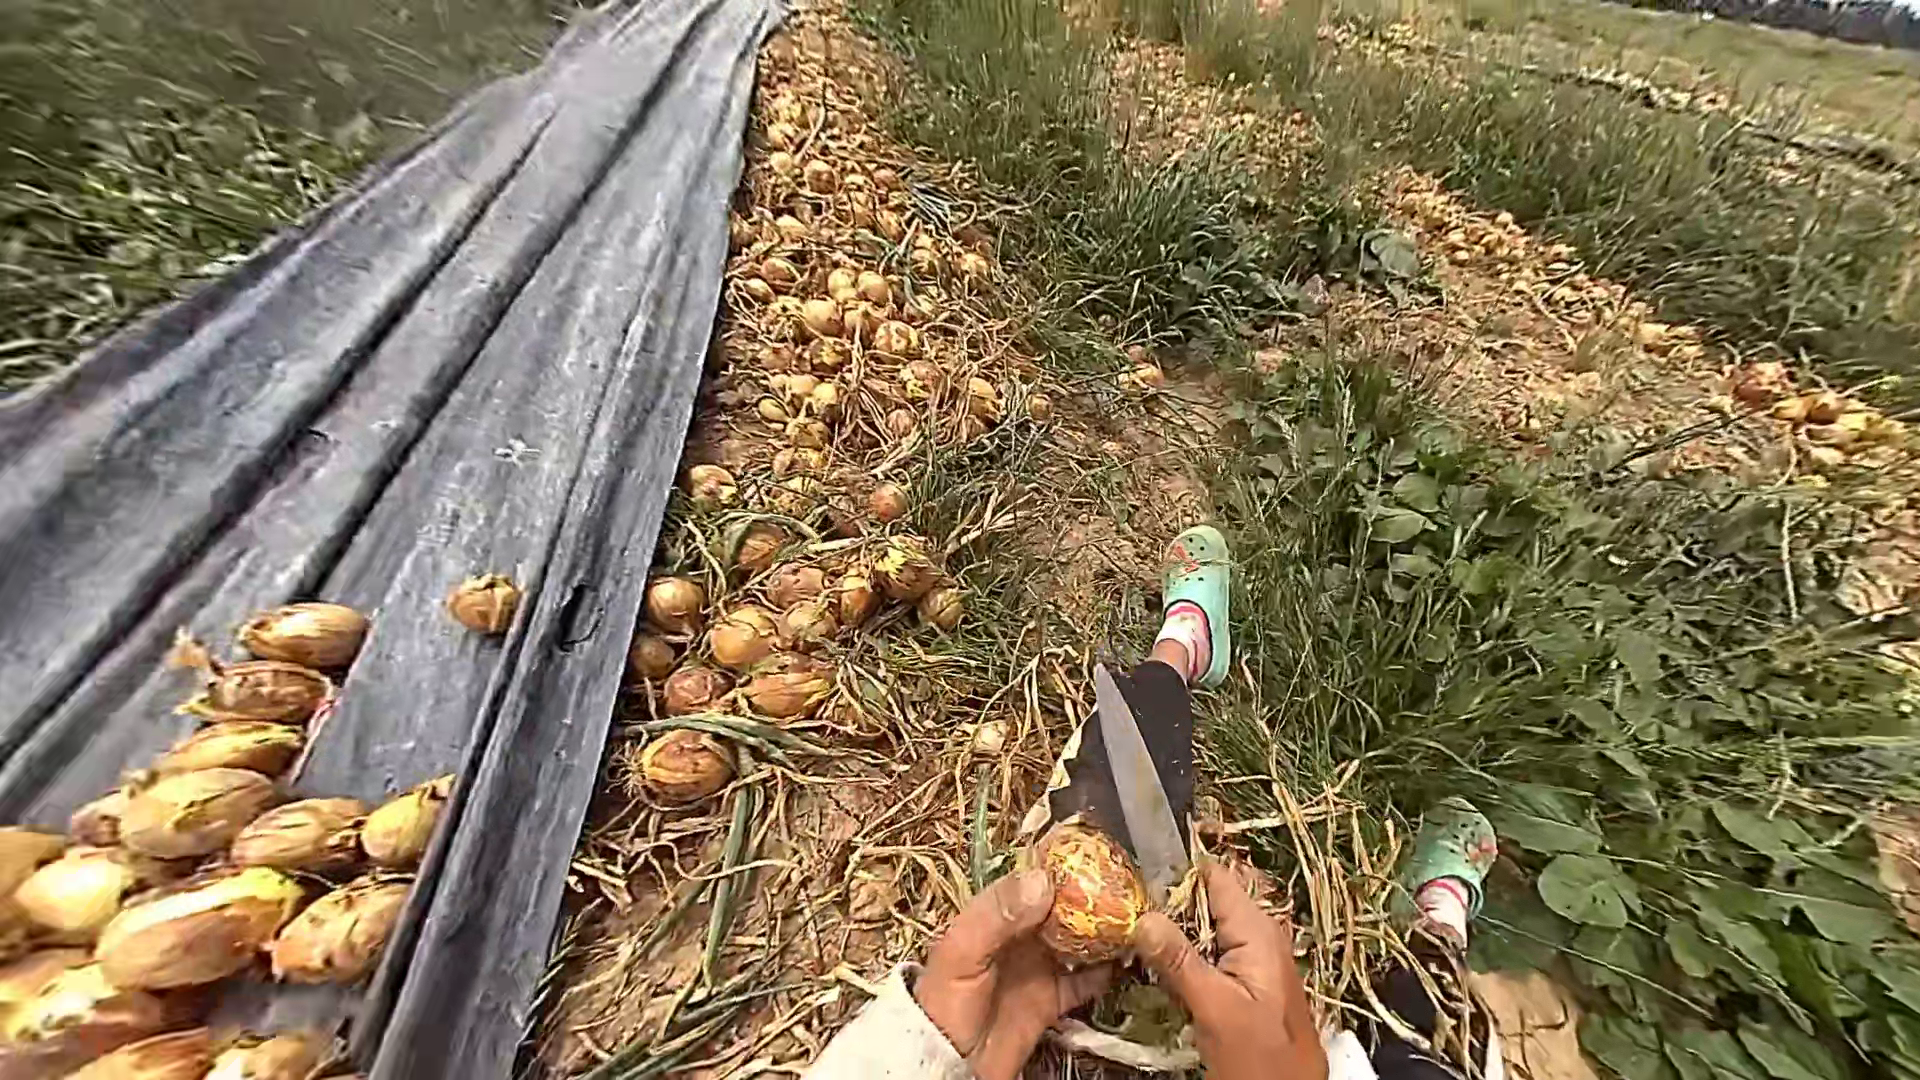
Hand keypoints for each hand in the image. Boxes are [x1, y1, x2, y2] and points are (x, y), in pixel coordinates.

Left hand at [915, 869, 1113, 1079]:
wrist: (948, 1065)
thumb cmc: (948, 999)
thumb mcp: (964, 948)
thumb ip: (999, 912)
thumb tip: (1044, 880)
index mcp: (997, 910)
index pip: (1033, 875)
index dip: (1061, 862)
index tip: (1094, 850)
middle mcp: (1021, 932)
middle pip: (1061, 905)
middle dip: (1089, 894)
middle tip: (1125, 884)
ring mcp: (1037, 964)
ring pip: (1077, 939)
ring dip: (1101, 930)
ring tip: (1132, 917)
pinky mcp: (1050, 999)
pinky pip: (1083, 981)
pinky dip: (1103, 971)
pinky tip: (1123, 962)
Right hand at [1134, 864, 1327, 1079]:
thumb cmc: (1260, 1063)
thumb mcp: (1214, 1009)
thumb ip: (1178, 959)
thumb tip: (1141, 915)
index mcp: (1256, 928)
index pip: (1211, 875)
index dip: (1175, 875)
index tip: (1141, 890)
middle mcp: (1256, 932)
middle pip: (1202, 899)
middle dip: (1169, 909)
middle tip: (1137, 927)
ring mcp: (1251, 956)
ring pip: (1200, 927)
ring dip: (1174, 937)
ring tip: (1147, 953)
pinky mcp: (1243, 979)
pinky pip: (1207, 952)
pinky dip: (1185, 959)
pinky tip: (1169, 979)